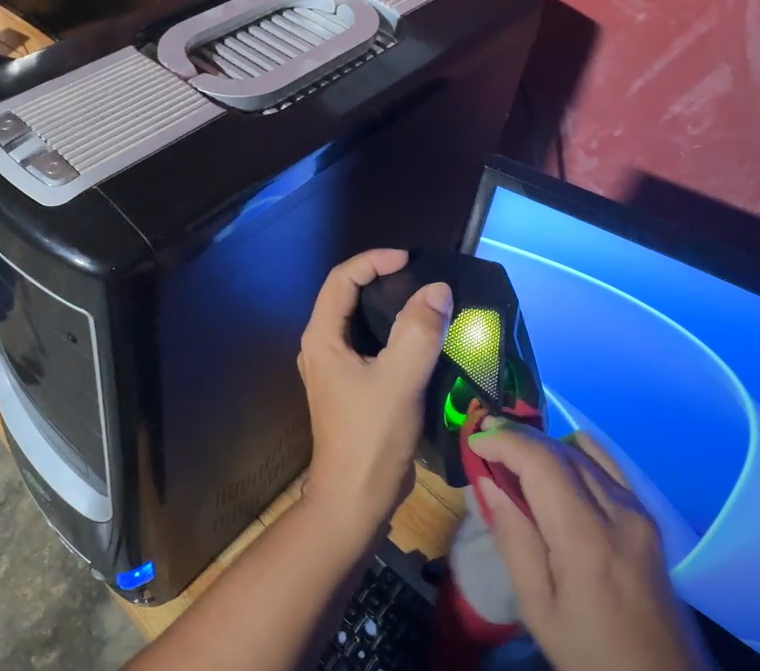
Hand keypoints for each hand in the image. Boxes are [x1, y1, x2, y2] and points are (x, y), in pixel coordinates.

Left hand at [297, 249, 452, 538]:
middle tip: (422, 277)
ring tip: (428, 303)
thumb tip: (437, 289)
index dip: (373, 261)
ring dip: (390, 309)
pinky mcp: (350, 389)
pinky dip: (394, 336)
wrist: (355, 500)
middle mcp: (322, 348)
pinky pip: (371, 348)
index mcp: (323, 338)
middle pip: (348, 298)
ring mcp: (335, 370)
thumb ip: (418, 331)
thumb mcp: (399, 380)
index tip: (409, 259)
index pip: (342, 280)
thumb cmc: (371, 437)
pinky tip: (423, 342)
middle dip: (382, 281)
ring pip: (361, 324)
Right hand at [468, 421, 706, 670]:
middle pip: (561, 449)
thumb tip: (487, 482)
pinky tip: (555, 467)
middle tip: (484, 442)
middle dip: (519, 438)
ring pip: (583, 453)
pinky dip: (575, 454)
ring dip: (544, 445)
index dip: (504, 440)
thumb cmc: (590, 652)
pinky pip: (608, 466)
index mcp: (586, 537)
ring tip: (512, 455)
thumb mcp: (538, 607)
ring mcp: (640, 511)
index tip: (474, 441)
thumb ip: (513, 539)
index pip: (541, 460)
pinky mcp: (649, 518)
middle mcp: (619, 511)